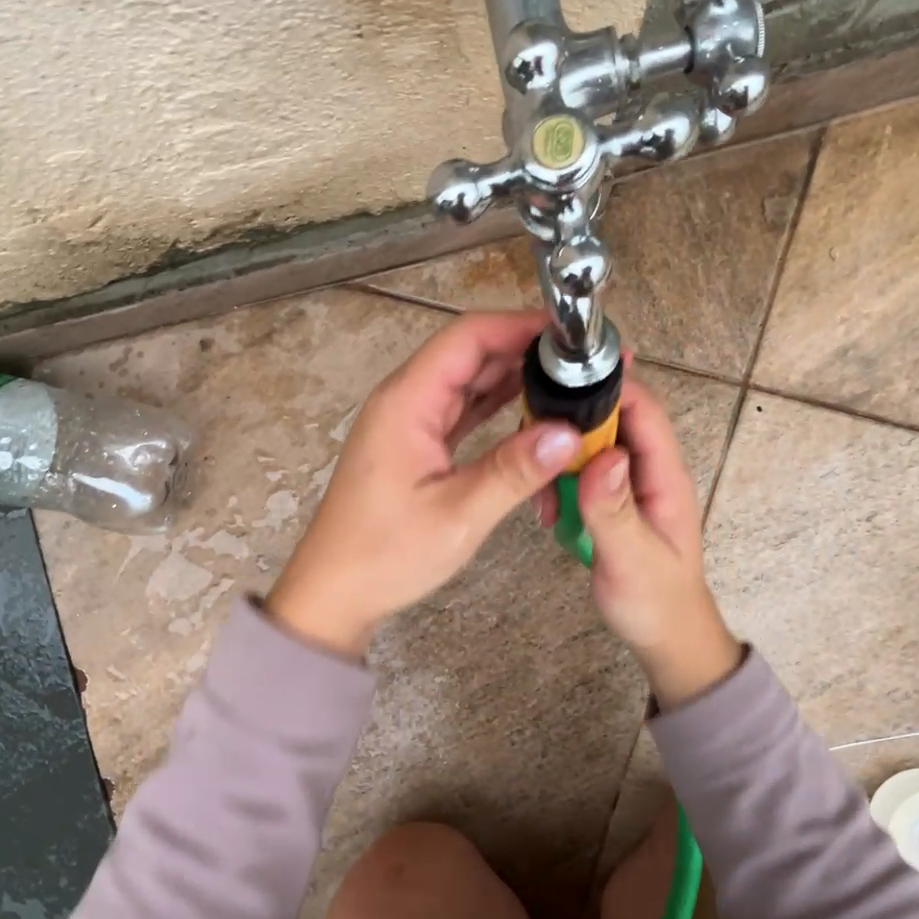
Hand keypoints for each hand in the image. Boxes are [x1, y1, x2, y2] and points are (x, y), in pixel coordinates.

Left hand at [267, 311, 581, 658]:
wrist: (335, 593)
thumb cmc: (383, 555)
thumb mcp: (457, 514)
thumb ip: (514, 470)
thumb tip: (568, 434)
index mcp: (406, 402)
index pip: (468, 337)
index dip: (520, 326)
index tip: (569, 334)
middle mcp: (405, 401)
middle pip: (470, 353)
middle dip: (526, 350)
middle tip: (582, 361)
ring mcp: (409, 423)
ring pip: (468, 382)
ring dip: (514, 378)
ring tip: (568, 381)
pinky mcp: (415, 445)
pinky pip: (461, 410)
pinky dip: (496, 407)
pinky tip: (532, 411)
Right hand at [555, 379, 741, 707]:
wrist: (665, 637)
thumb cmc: (656, 603)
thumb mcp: (633, 560)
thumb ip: (615, 510)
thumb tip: (605, 455)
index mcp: (665, 476)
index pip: (643, 410)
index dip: (608, 387)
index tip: (561, 380)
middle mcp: (648, 470)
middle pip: (613, 418)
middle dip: (572, 422)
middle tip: (532, 438)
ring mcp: (628, 484)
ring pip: (592, 445)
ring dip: (562, 458)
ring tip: (542, 493)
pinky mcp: (610, 500)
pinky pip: (582, 472)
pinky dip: (559, 482)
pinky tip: (547, 509)